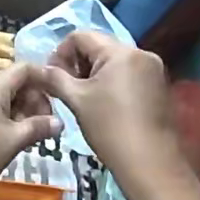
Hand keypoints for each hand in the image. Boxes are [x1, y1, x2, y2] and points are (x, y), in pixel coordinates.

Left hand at [0, 62, 60, 199]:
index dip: (45, 78)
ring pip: (8, 101)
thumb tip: (59, 122)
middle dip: (36, 102)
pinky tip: (16, 142)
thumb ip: (39, 127)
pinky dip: (11, 122)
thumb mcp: (14, 139)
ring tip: (34, 138)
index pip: (25, 68)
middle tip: (47, 126)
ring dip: (25, 115)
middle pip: (18, 84)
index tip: (61, 97)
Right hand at [41, 32, 179, 180]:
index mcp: (120, 52)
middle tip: (64, 87)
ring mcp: (153, 69)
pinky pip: (127, 73)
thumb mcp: (76, 100)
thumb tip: (41, 70)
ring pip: (113, 60)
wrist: (149, 163)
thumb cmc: (109, 128)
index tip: (52, 75)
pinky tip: (102, 103)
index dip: (61, 52)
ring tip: (81, 96)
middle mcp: (141, 53)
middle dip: (77, 63)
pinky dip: (110, 81)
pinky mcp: (158, 85)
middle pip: (99, 46)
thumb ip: (55, 78)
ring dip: (92, 73)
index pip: (81, 36)